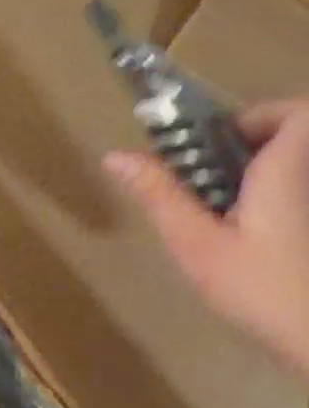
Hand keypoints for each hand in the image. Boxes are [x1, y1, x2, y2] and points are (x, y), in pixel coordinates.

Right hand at [106, 99, 308, 381]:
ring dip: (269, 179)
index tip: (220, 139)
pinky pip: (301, 199)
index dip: (263, 114)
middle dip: (258, 148)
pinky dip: (283, 205)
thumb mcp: (197, 244)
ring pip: (300, 173)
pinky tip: (268, 243)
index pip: (298, 114)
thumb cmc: (267, 293)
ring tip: (235, 210)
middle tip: (216, 176)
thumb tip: (116, 155)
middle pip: (302, 141)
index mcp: (288, 177)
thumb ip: (160, 194)